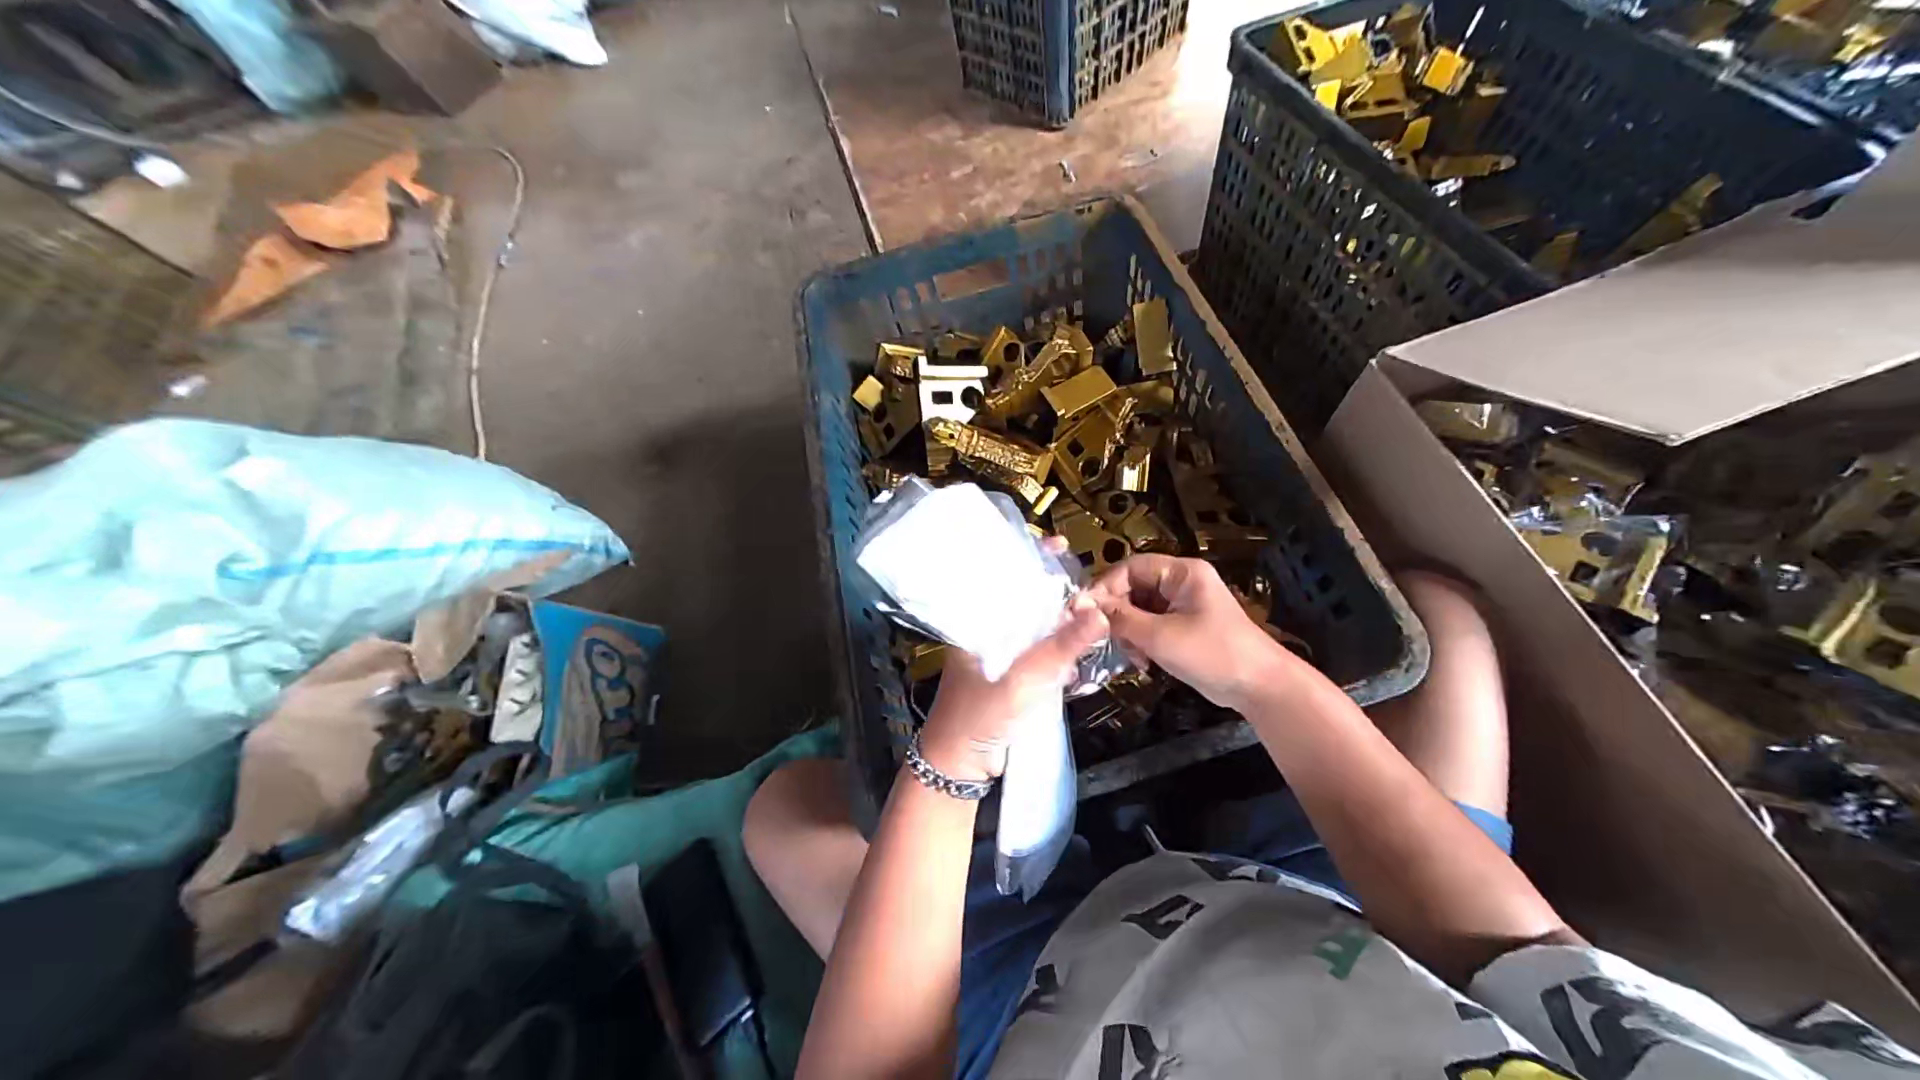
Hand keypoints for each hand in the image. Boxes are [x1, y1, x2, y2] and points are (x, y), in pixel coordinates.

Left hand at [918, 598, 1108, 781]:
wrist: (960, 768)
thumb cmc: (980, 718)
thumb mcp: (1022, 682)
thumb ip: (1058, 650)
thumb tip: (1099, 615)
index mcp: (975, 626)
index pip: (1013, 592)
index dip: (1047, 587)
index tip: (1081, 589)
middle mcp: (984, 637)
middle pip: (1028, 615)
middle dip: (1059, 615)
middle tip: (1096, 611)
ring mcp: (997, 661)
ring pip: (1035, 639)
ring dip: (1060, 639)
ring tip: (1094, 631)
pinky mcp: (1009, 682)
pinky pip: (1037, 662)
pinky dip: (1055, 661)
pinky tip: (1078, 659)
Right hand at [1085, 554, 1299, 710]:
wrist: (1259, 687)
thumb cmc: (1213, 653)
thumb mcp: (1159, 636)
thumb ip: (1119, 618)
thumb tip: (1080, 605)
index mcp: (1182, 573)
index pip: (1130, 568)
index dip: (1105, 587)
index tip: (1084, 612)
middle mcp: (1181, 583)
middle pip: (1133, 588)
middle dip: (1116, 613)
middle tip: (1103, 637)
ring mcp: (1183, 605)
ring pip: (1138, 609)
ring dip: (1128, 631)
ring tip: (1128, 653)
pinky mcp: (1183, 627)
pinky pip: (1150, 625)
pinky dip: (1140, 641)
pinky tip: (1141, 661)